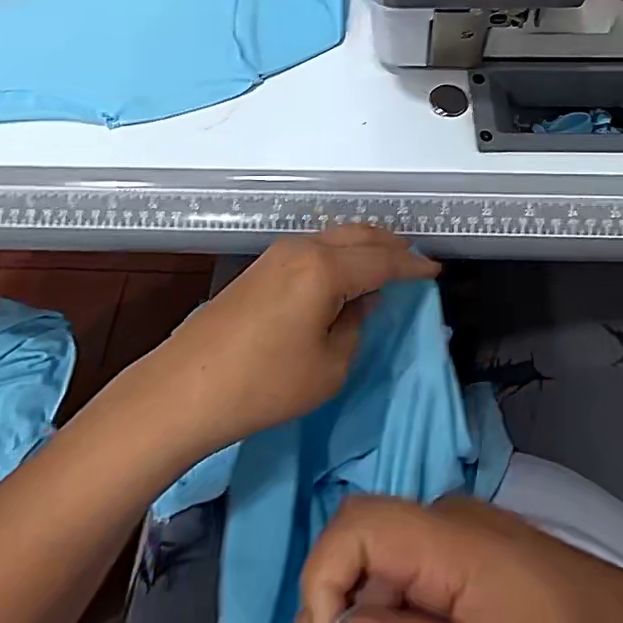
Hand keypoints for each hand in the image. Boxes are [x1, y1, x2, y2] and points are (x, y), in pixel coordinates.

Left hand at [127, 226, 439, 455]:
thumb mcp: (329, 366)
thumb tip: (359, 303)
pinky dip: (339, 255)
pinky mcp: (261, 267)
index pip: (382, 261)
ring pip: (334, 238)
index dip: (413, 267)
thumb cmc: (264, 383)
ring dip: (364, 247)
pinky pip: (314, 249)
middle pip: (358, 236)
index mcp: (325, 268)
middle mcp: (303, 248)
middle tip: (414, 262)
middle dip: (391, 247)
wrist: (187, 387)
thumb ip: (355, 326)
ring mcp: (277, 254)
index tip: (436, 271)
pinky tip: (345, 275)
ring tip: (385, 265)